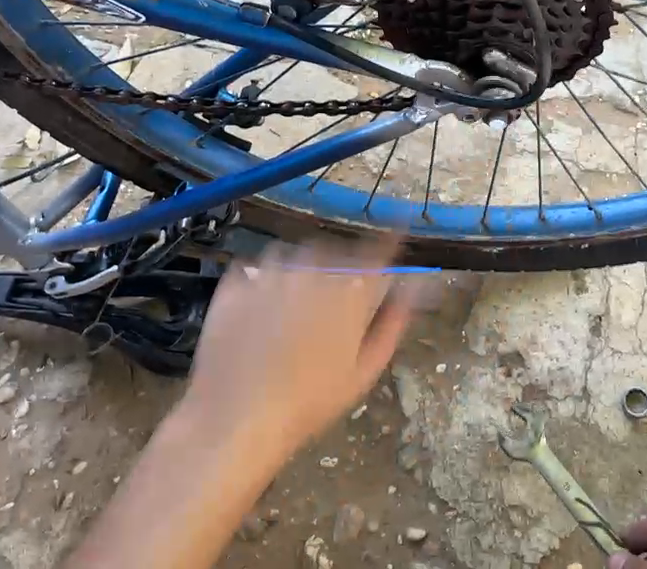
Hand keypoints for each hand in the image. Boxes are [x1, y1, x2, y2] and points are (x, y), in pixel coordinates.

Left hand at [177, 238, 415, 467]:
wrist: (235, 417)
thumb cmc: (310, 402)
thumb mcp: (364, 371)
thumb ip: (392, 324)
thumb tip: (411, 289)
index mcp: (352, 288)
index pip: (381, 250)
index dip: (390, 239)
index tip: (397, 229)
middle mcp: (315, 266)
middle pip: (335, 251)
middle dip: (337, 268)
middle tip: (327, 305)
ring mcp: (272, 269)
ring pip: (294, 254)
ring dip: (299, 270)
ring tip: (289, 310)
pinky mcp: (236, 280)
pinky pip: (256, 267)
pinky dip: (262, 280)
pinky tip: (259, 311)